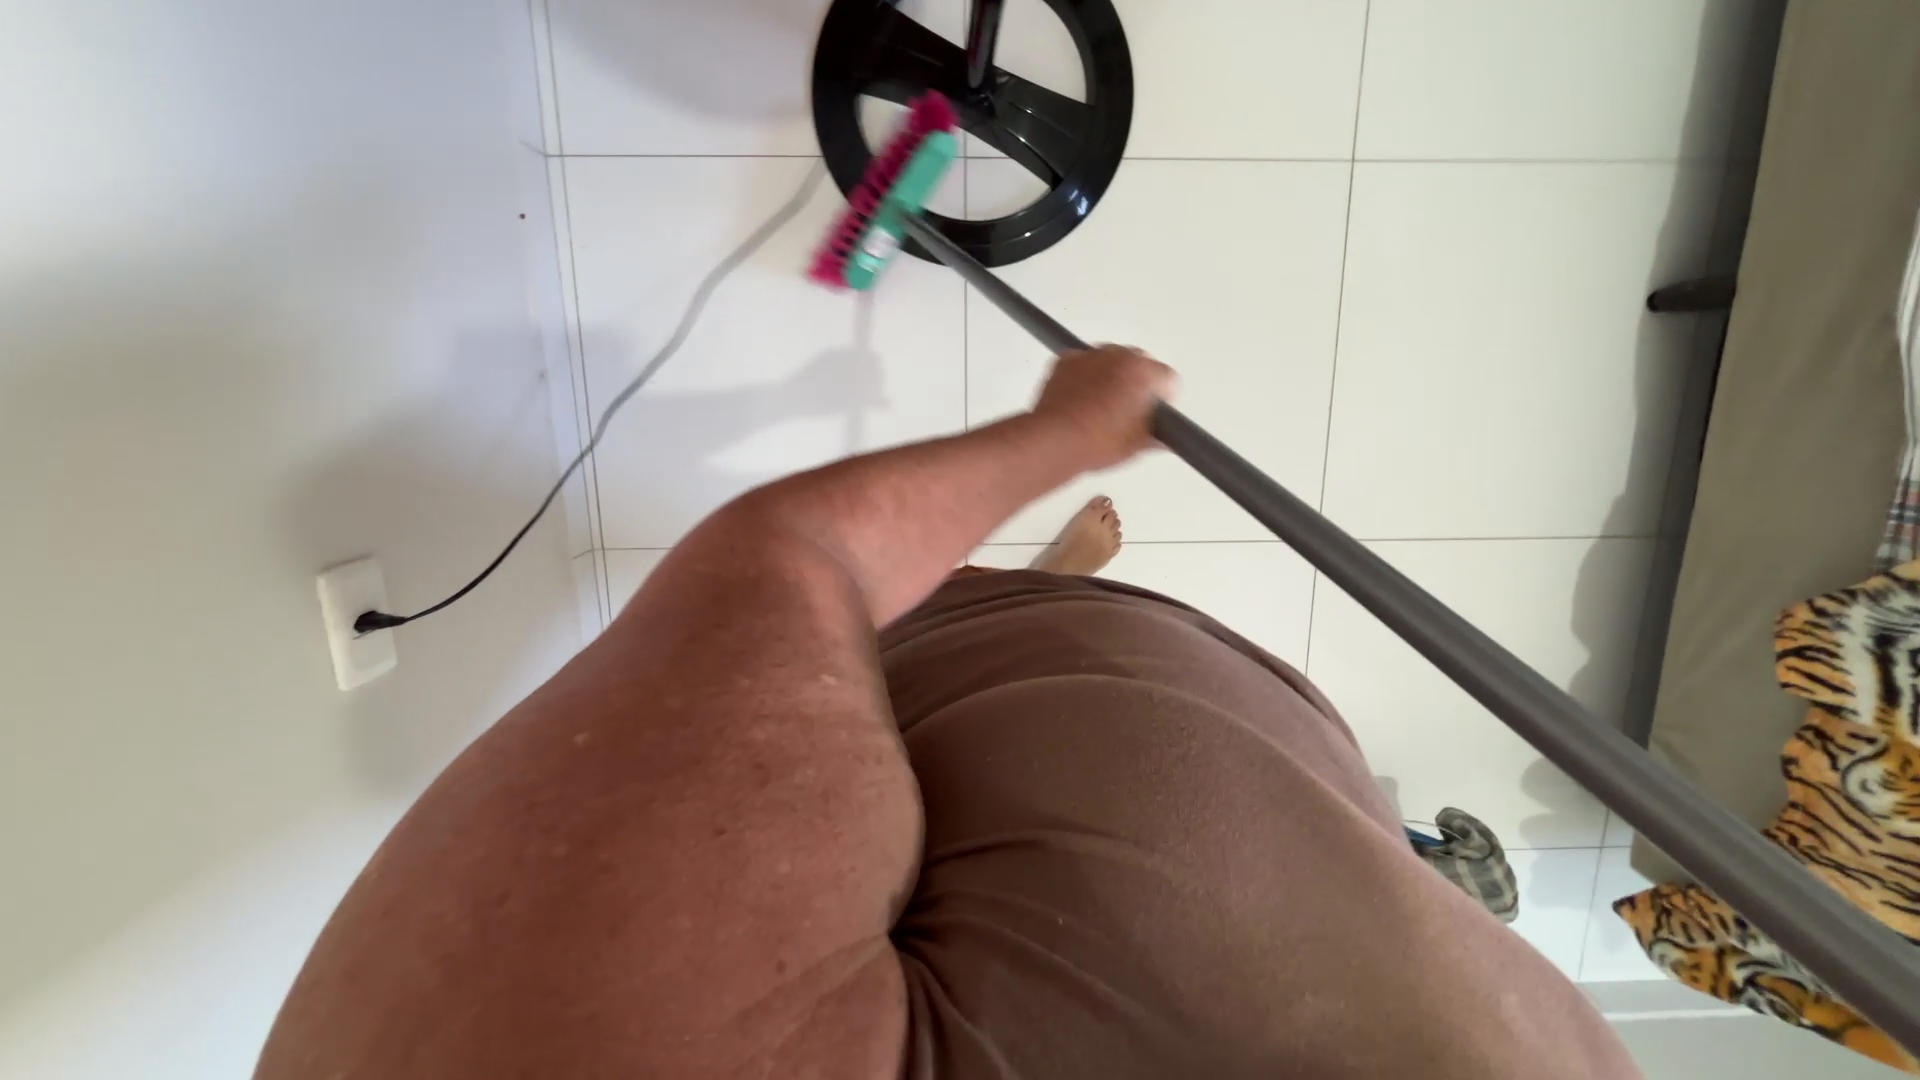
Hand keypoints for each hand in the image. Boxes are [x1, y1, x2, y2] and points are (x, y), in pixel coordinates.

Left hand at [1030, 345, 1176, 470]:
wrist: (1052, 441)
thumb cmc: (1095, 443)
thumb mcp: (1135, 446)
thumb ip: (1155, 436)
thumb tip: (1161, 439)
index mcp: (1143, 373)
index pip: (1168, 379)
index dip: (1162, 399)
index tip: (1154, 414)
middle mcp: (1119, 355)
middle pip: (1140, 363)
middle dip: (1137, 383)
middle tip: (1126, 412)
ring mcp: (1090, 355)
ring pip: (1111, 360)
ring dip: (1111, 376)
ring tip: (1099, 407)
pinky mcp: (1066, 360)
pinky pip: (1084, 363)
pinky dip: (1085, 376)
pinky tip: (1079, 400)